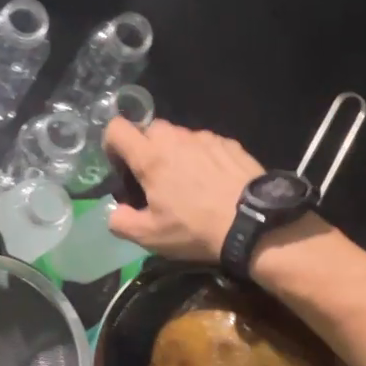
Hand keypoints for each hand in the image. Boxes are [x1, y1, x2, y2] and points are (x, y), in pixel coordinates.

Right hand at [104, 119, 264, 261]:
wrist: (253, 224)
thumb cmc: (195, 229)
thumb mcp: (150, 237)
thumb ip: (121, 222)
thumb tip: (115, 212)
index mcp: (150, 157)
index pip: (117, 129)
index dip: (112, 144)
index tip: (121, 167)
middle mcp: (176, 139)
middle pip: (149, 129)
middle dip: (145, 149)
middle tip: (154, 179)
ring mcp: (205, 138)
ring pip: (179, 136)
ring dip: (175, 153)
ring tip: (188, 183)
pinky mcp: (229, 143)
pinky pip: (205, 144)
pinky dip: (201, 157)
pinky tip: (213, 182)